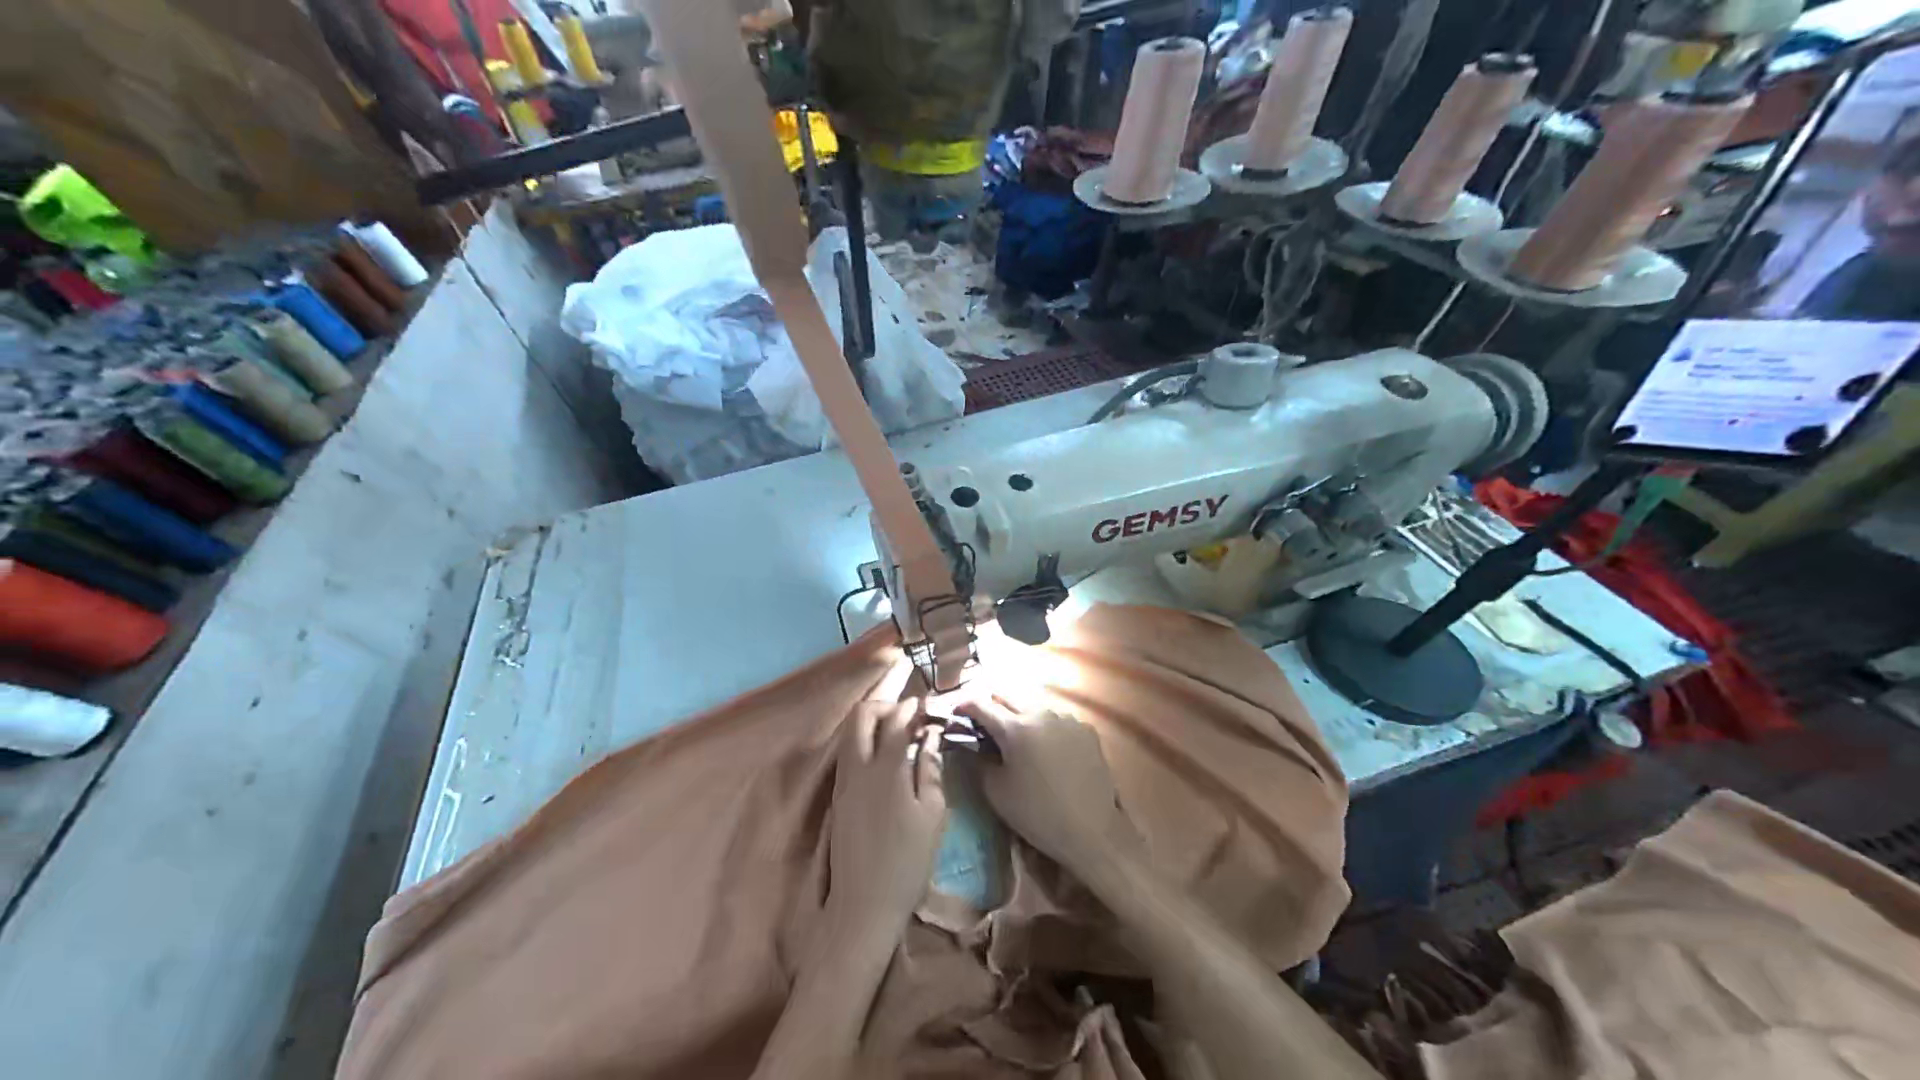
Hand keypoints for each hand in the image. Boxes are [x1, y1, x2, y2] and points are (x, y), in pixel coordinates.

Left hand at [826, 696, 947, 944]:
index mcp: (886, 770)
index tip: (927, 706)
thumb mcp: (932, 816)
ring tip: (898, 735)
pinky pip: (847, 753)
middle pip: (861, 715)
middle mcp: (858, 768)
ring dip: (872, 722)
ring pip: (850, 733)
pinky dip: (864, 742)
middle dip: (885, 705)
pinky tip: (884, 758)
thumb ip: (930, 769)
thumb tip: (930, 736)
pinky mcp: (837, 796)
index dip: (912, 707)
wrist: (863, 904)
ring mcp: (843, 782)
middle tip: (908, 716)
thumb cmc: (907, 862)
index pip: (895, 720)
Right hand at [955, 698, 1139, 879]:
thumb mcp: (996, 791)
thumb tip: (971, 744)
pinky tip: (1047, 749)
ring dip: (1020, 715)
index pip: (980, 704)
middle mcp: (1041, 714)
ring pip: (1034, 706)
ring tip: (1017, 738)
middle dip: (991, 706)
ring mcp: (1067, 719)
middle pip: (1008, 696)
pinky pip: (1058, 719)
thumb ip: (979, 759)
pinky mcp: (1086, 730)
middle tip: (983, 725)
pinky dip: (1045, 727)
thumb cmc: (1037, 814)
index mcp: (1015, 728)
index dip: (964, 706)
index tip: (955, 715)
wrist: (1092, 831)